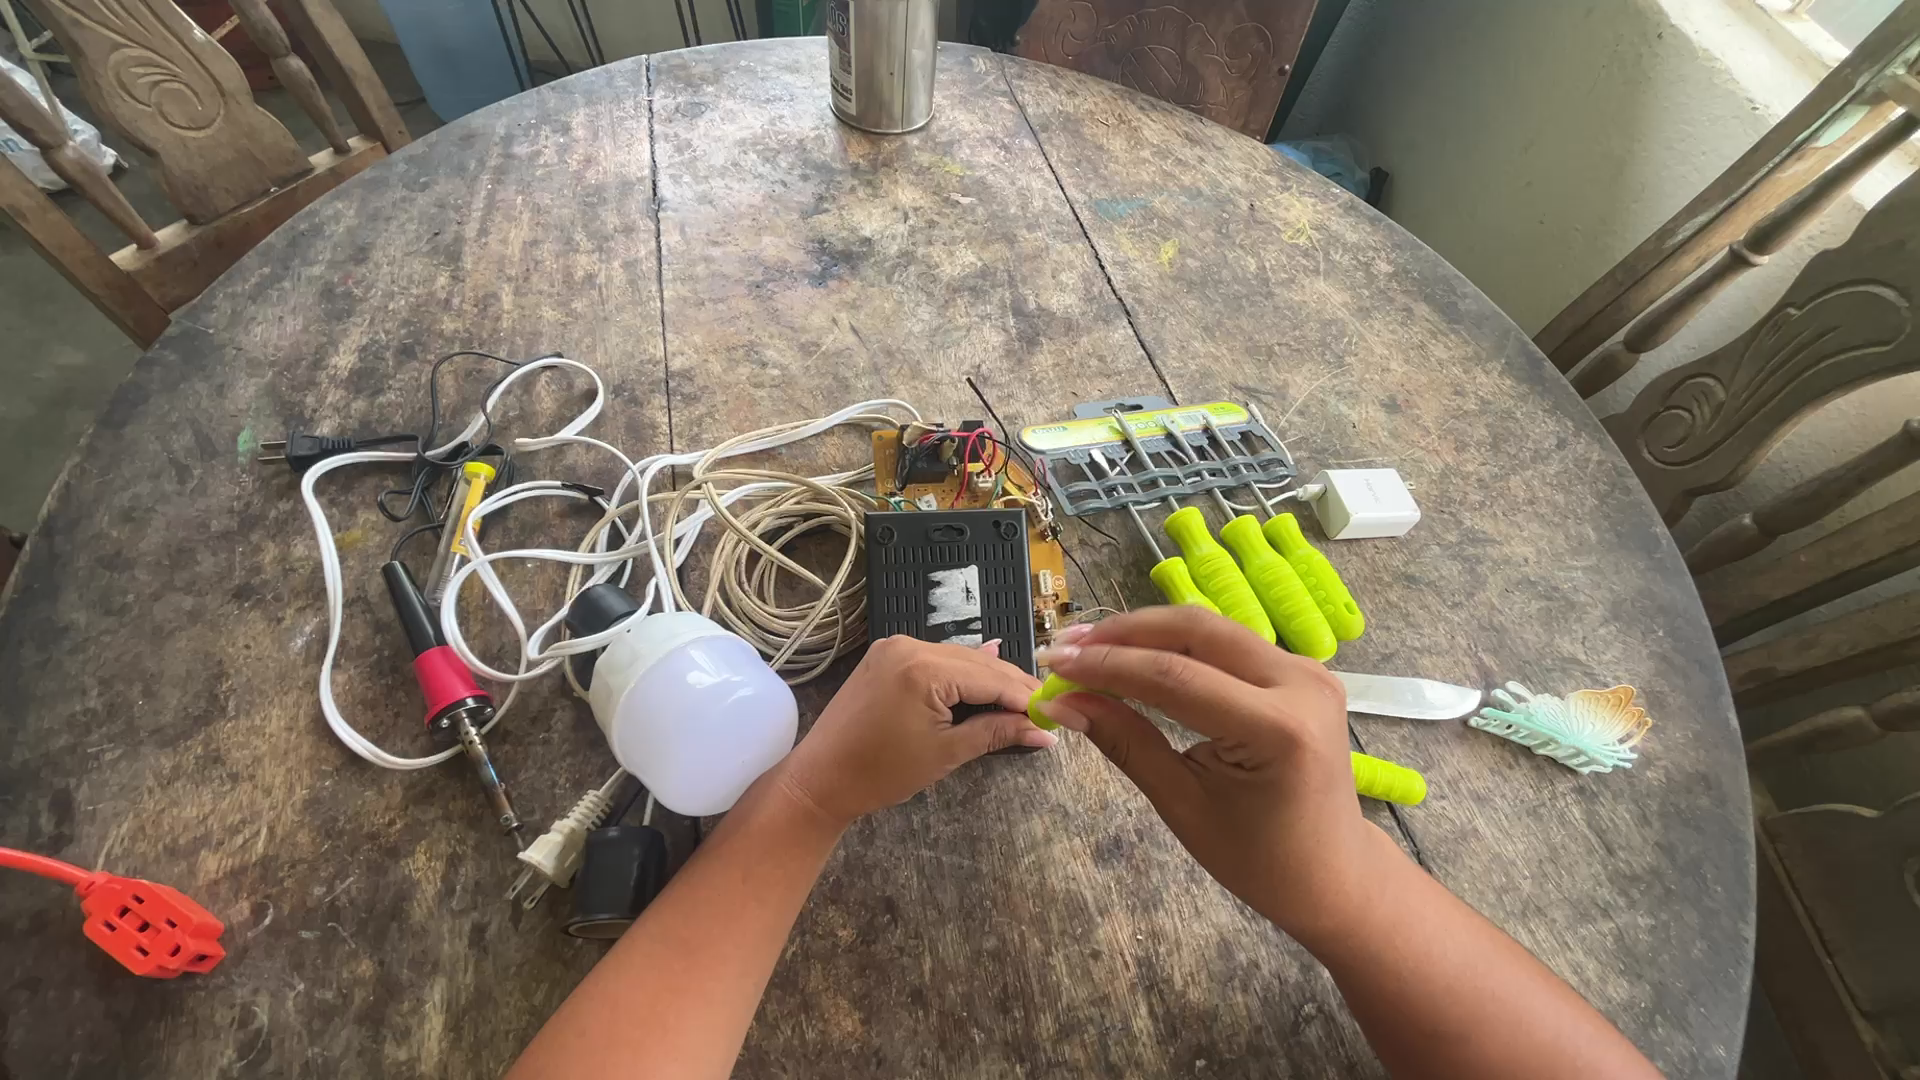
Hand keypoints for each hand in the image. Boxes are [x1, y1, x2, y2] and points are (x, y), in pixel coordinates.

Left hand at [777, 636, 1052, 828]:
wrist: (821, 778)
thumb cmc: (881, 773)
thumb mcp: (946, 753)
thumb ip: (996, 732)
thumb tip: (1043, 731)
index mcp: (924, 668)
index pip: (991, 677)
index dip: (1025, 696)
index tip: (1053, 711)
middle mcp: (910, 645)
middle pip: (977, 663)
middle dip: (1010, 686)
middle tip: (1044, 708)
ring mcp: (895, 646)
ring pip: (958, 658)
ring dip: (988, 679)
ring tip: (1021, 700)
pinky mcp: (887, 654)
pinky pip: (936, 658)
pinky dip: (961, 672)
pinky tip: (988, 670)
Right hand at [1035, 606, 1399, 943]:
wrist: (1336, 874)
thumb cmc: (1261, 859)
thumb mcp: (1183, 805)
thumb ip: (1124, 742)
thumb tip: (1062, 702)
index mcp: (1279, 729)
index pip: (1175, 678)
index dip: (1106, 665)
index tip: (1053, 663)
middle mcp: (1300, 683)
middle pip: (1194, 631)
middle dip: (1122, 633)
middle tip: (1066, 645)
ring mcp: (1305, 670)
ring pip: (1207, 627)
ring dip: (1144, 632)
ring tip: (1087, 645)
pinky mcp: (1297, 668)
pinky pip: (1223, 642)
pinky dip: (1171, 643)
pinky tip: (1133, 653)